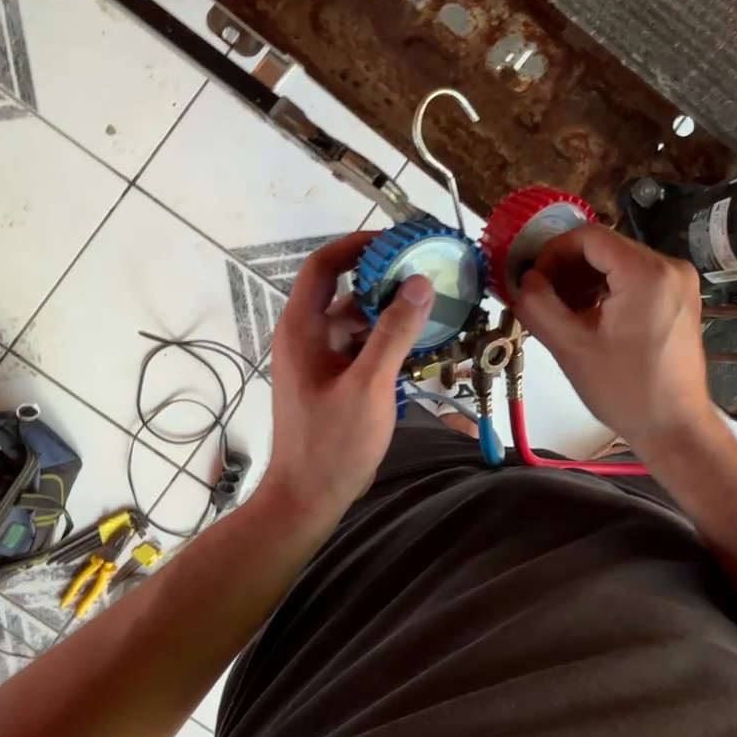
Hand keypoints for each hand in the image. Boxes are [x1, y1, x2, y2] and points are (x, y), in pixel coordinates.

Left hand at [258, 232, 433, 519]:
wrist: (309, 496)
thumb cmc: (333, 443)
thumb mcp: (369, 385)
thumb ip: (395, 332)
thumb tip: (419, 283)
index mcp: (302, 328)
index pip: (324, 266)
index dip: (357, 245)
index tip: (397, 241)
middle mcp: (307, 336)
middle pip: (346, 292)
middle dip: (385, 280)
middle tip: (428, 273)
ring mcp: (320, 359)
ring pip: (357, 321)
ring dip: (390, 314)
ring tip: (433, 307)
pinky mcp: (334, 380)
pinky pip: (361, 347)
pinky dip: (387, 341)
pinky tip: (420, 345)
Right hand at [511, 225, 714, 456]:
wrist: (675, 427)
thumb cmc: (625, 391)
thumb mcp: (571, 348)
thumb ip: (539, 306)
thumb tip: (525, 281)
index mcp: (646, 273)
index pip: (588, 236)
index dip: (553, 253)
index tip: (534, 282)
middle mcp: (669, 267)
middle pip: (605, 248)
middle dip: (568, 269)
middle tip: (545, 301)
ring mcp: (679, 282)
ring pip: (618, 262)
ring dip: (585, 281)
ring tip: (565, 314)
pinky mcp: (681, 298)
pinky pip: (635, 278)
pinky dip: (608, 290)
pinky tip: (590, 319)